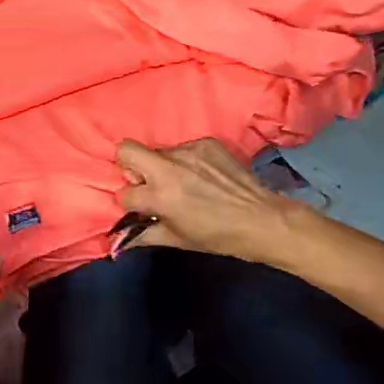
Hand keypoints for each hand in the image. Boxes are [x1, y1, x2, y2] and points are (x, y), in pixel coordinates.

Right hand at [115, 138, 315, 266]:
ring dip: (162, 166)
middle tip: (148, 183)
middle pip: (127, 149)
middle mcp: (170, 168)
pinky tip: (202, 176)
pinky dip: (185, 161)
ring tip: (184, 183)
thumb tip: (121, 239)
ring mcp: (189, 151)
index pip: (124, 192)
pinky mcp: (206, 143)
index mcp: (160, 196)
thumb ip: (145, 234)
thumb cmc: (218, 236)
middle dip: (130, 166)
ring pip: (158, 151)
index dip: (130, 202)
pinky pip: (182, 148)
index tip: (143, 208)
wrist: (262, 219)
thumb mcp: (177, 240)